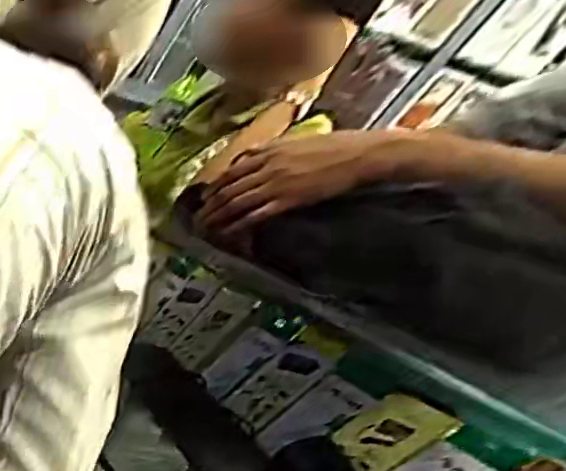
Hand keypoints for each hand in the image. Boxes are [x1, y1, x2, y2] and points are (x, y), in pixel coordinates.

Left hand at [198, 130, 423, 235]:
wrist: (367, 153)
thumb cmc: (340, 145)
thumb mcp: (301, 141)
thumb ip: (274, 150)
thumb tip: (250, 158)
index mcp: (273, 150)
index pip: (232, 171)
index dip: (214, 187)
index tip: (205, 198)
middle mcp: (269, 167)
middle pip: (227, 190)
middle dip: (208, 207)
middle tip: (198, 220)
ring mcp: (276, 184)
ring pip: (235, 204)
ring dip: (216, 219)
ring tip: (205, 230)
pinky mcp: (286, 200)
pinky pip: (253, 216)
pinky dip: (236, 226)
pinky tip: (226, 234)